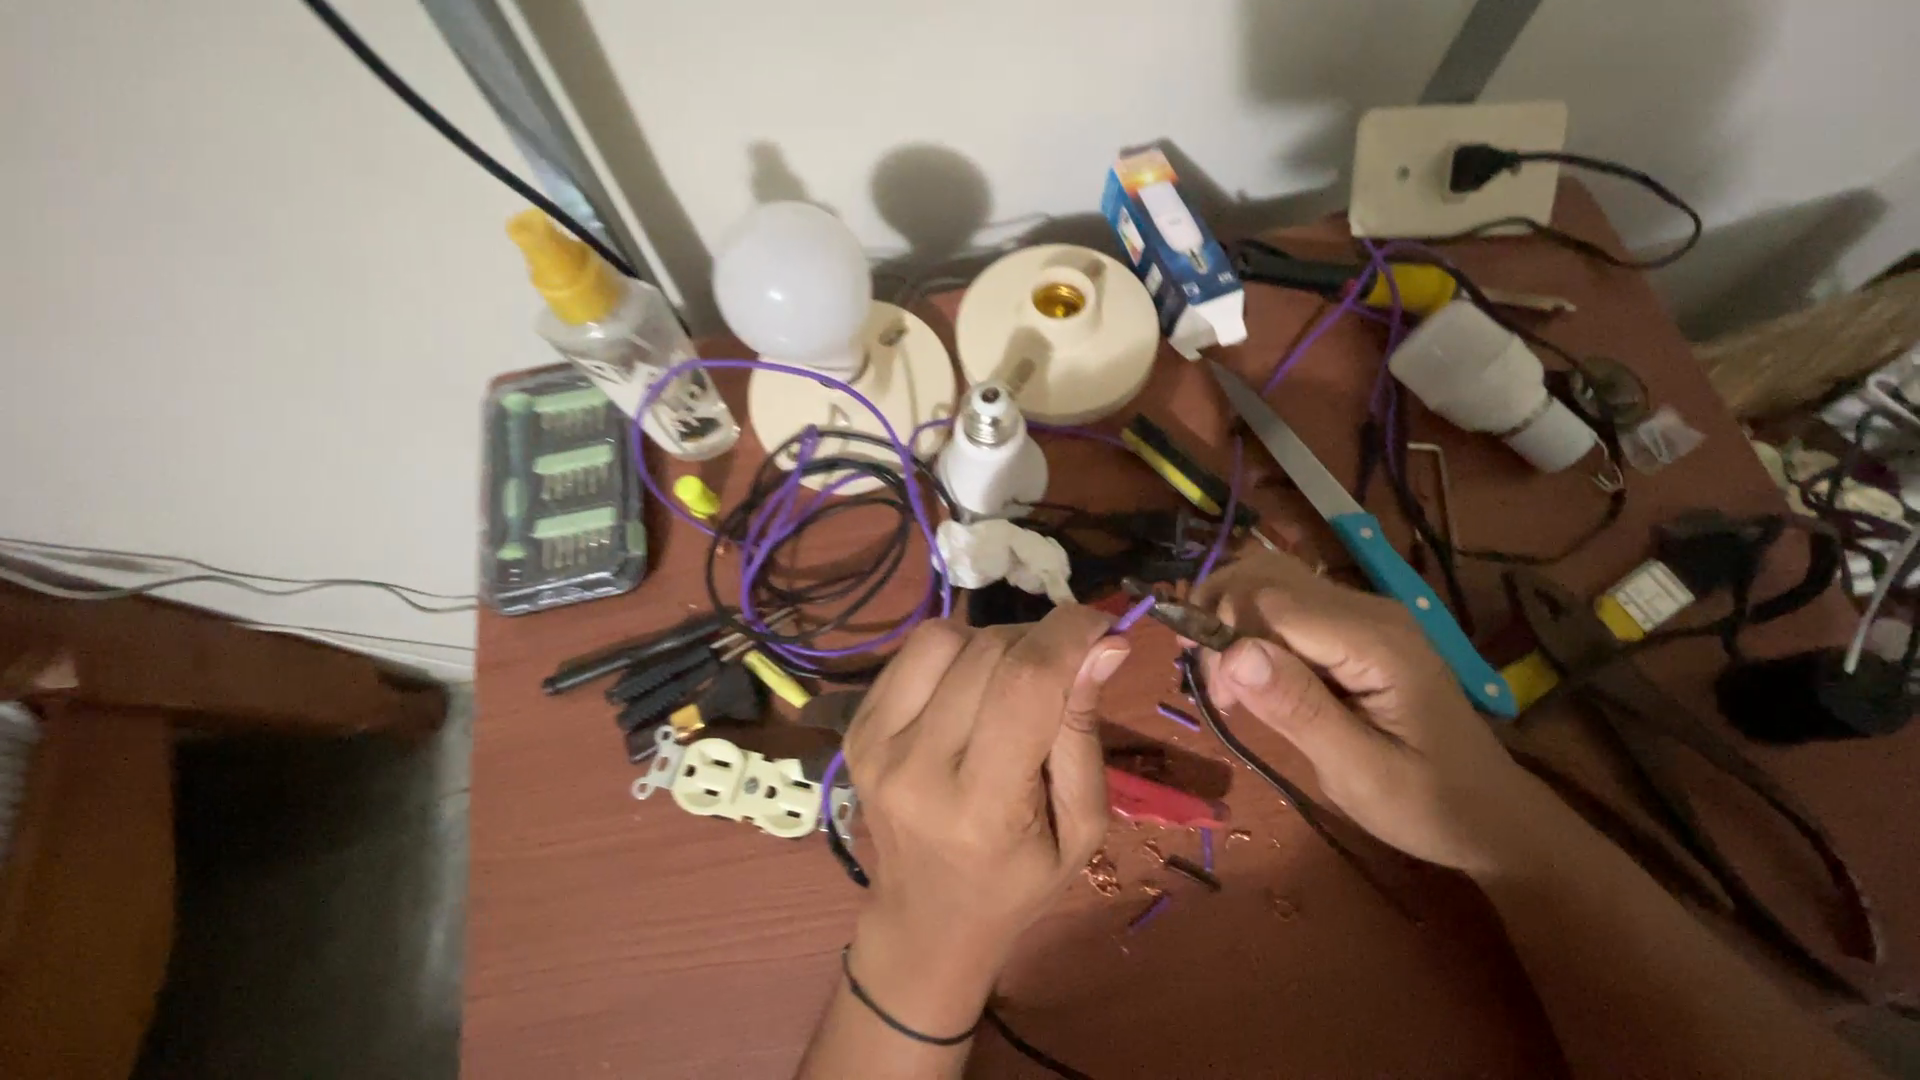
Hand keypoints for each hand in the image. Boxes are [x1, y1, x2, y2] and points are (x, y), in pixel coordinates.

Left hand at [840, 606, 1127, 1032]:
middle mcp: (916, 768)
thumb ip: (1084, 732)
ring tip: (1012, 680)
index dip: (1069, 634)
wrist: (927, 916)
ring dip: (994, 641)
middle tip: (1063, 666)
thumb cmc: (1018, 880)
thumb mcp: (1081, 827)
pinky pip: (914, 651)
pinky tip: (970, 687)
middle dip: (1041, 640)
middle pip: (988, 652)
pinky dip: (955, 651)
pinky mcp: (857, 727)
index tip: (1101, 623)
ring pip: (945, 638)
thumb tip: (1104, 644)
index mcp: (981, 806)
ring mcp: (875, 744)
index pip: (1025, 685)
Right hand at [1190, 553, 1562, 876]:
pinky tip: (1247, 670)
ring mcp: (1363, 612)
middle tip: (1214, 688)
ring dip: (1228, 619)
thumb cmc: (1427, 803)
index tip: (1220, 697)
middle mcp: (1369, 609)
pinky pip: (1283, 602)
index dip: (1226, 636)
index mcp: (1376, 641)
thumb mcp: (1358, 772)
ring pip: (1268, 580)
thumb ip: (1297, 709)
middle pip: (1264, 577)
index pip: (1270, 601)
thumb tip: (1232, 652)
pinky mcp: (1353, 624)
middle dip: (1219, 621)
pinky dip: (1248, 625)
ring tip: (1222, 677)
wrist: (1490, 813)